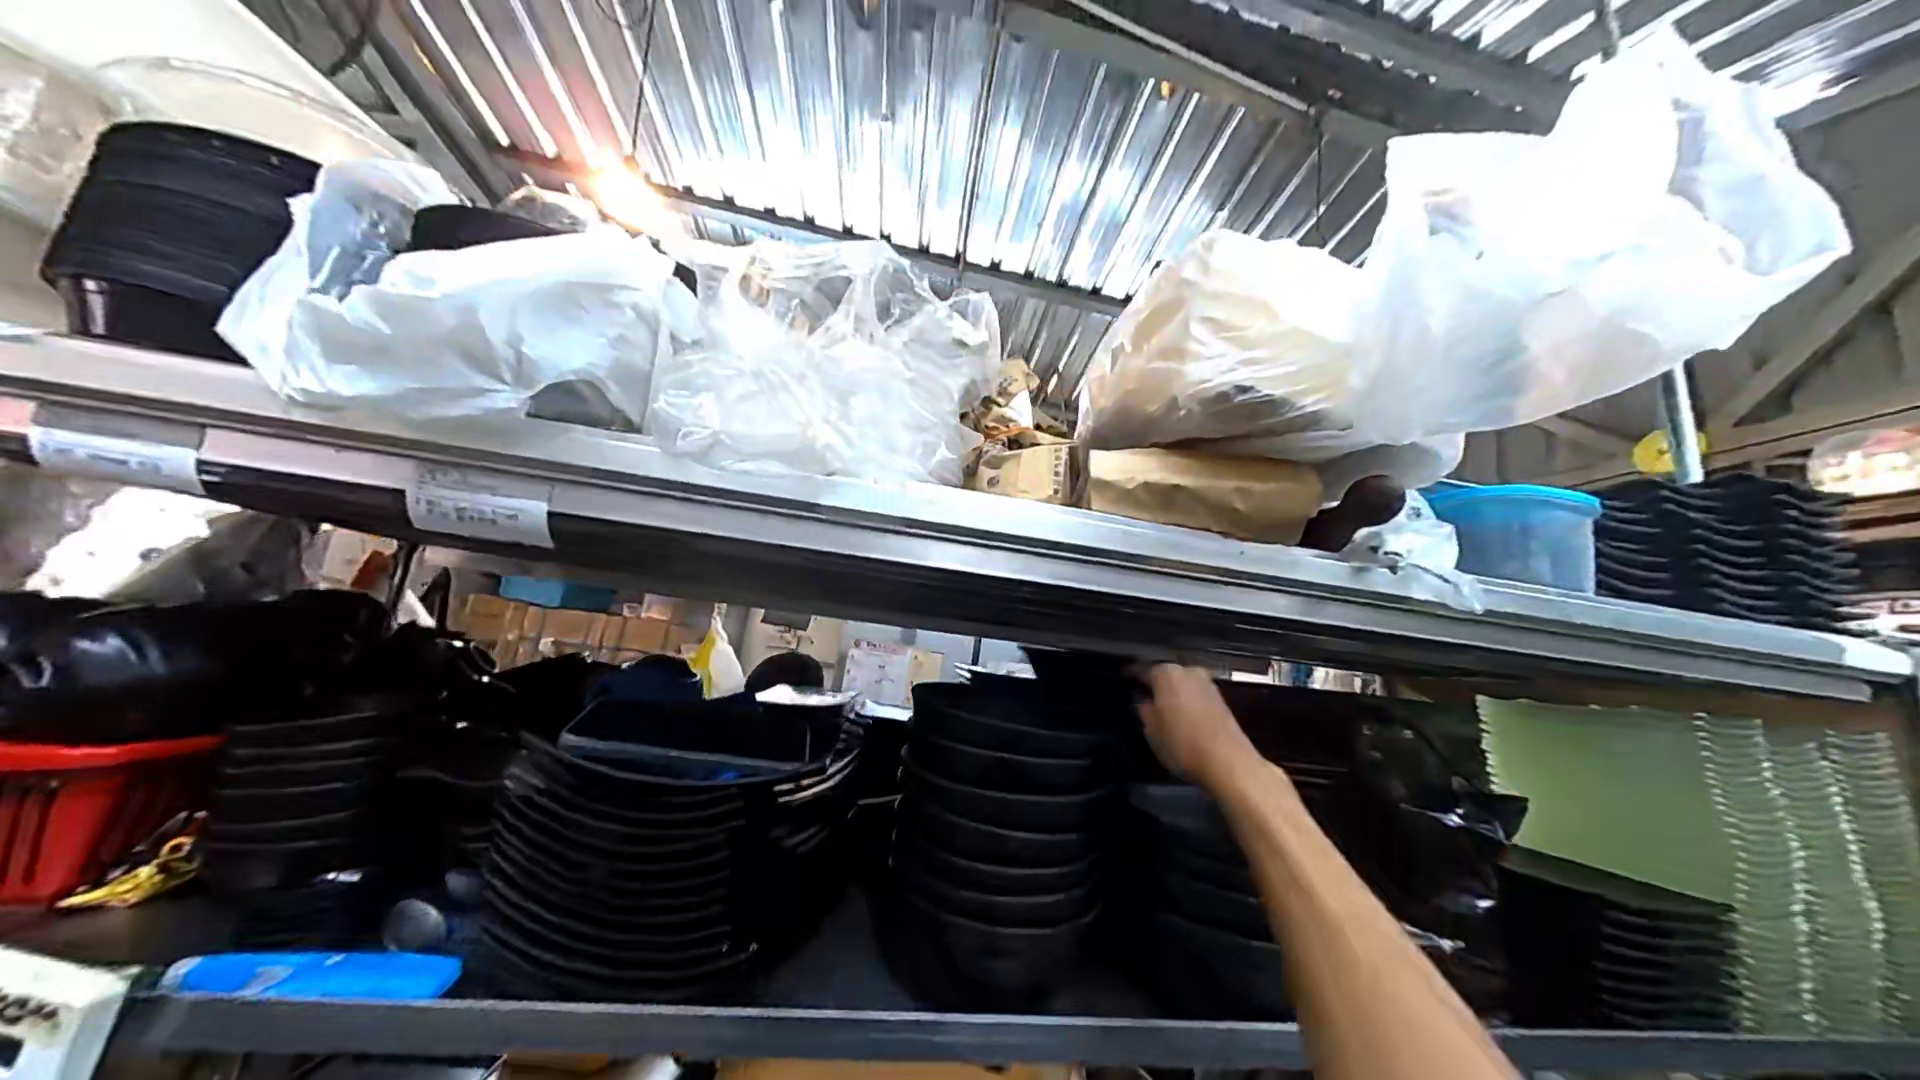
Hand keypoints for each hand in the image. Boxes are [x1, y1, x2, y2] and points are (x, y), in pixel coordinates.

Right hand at [1137, 664, 1264, 793]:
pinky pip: (1195, 694)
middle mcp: (1188, 671)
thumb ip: (1143, 709)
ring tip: (1161, 709)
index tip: (1125, 678)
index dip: (1131, 675)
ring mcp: (1207, 683)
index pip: (1142, 669)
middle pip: (1165, 674)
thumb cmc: (1183, 744)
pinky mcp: (1220, 699)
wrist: (1229, 763)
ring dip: (1172, 693)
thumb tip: (1143, 699)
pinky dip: (1186, 701)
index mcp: (1166, 674)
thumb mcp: (1151, 730)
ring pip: (1181, 683)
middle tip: (1142, 696)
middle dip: (1154, 683)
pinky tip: (1180, 716)